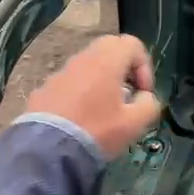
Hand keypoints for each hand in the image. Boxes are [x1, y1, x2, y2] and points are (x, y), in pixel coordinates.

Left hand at [25, 34, 161, 157]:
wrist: (46, 150)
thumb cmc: (97, 131)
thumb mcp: (134, 124)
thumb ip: (149, 104)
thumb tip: (144, 97)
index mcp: (108, 60)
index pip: (133, 44)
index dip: (144, 66)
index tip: (142, 92)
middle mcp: (83, 58)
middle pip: (110, 48)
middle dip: (123, 68)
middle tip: (126, 94)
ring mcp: (61, 72)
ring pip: (88, 65)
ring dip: (101, 80)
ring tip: (103, 110)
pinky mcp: (44, 88)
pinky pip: (70, 82)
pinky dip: (80, 92)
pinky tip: (80, 119)